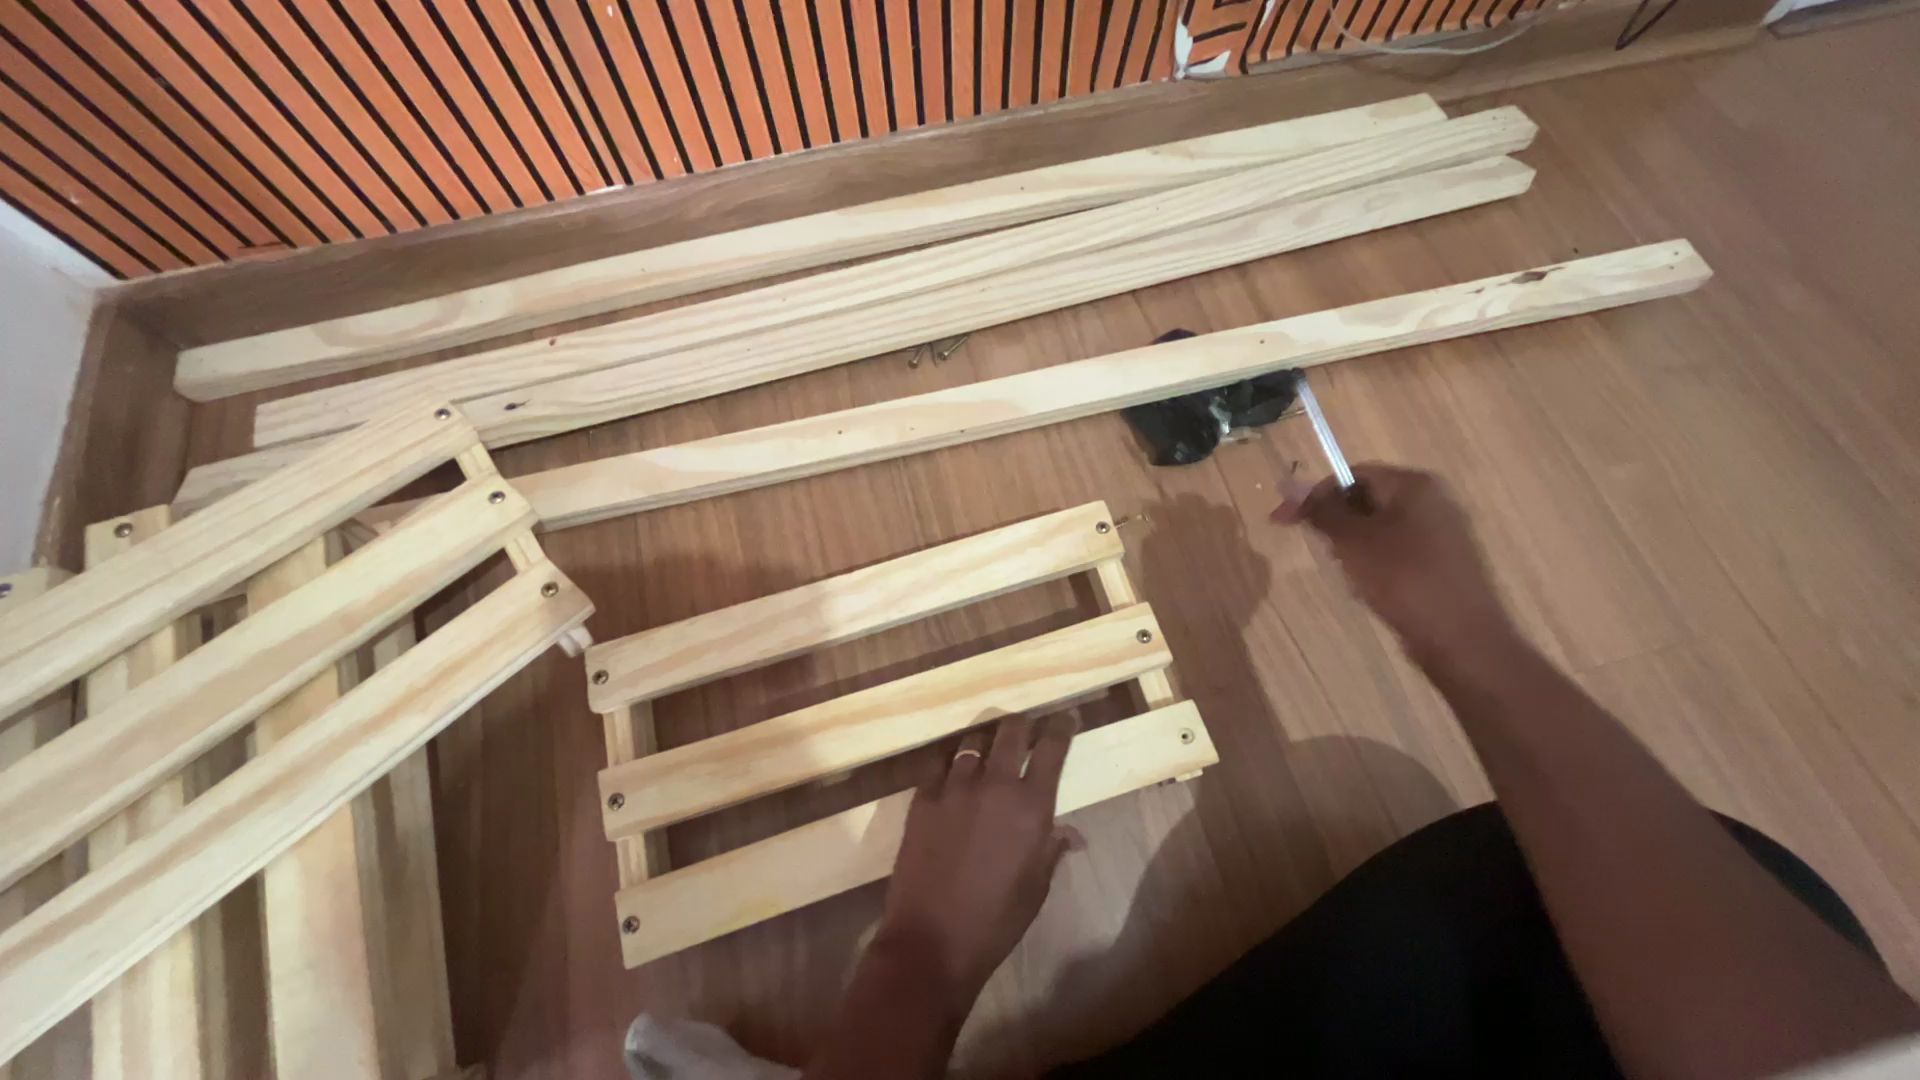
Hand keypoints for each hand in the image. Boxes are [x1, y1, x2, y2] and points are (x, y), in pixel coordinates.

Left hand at [876, 714, 1079, 1008]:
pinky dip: (949, 759)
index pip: (1052, 748)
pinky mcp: (922, 798)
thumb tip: (1071, 833)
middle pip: (1012, 732)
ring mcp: (954, 787)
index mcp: (1031, 806)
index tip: (1066, 716)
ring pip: (973, 742)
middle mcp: (995, 785)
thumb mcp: (1036, 887)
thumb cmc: (996, 920)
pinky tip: (951, 766)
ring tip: (988, 746)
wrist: (932, 937)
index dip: (1062, 726)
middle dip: (1023, 724)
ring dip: (986, 740)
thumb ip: (1051, 849)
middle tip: (1026, 727)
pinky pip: (938, 762)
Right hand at [1273, 464, 1516, 662]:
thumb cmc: (1401, 578)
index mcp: (1414, 484)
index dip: (1314, 495)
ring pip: (1378, 527)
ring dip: (1351, 544)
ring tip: (1344, 572)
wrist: (1459, 637)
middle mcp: (1433, 500)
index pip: (1352, 474)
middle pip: (1366, 499)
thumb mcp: (1351, 540)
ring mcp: (1442, 531)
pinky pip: (1396, 549)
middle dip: (1334, 521)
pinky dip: (1374, 561)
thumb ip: (1322, 510)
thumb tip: (1293, 486)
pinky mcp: (1443, 561)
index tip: (1283, 521)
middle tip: (1316, 548)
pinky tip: (1368, 586)